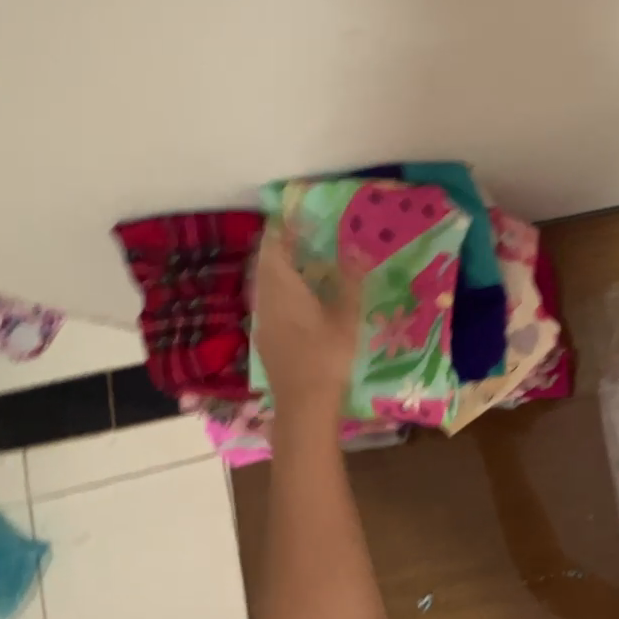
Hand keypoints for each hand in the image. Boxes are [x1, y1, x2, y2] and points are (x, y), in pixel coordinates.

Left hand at [251, 234, 360, 416]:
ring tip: (302, 263)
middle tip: (302, 236)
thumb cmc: (327, 357)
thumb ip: (349, 282)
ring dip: (279, 268)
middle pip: (265, 263)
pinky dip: (280, 289)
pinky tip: (298, 298)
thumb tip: (355, 249)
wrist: (303, 402)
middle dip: (280, 246)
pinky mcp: (265, 336)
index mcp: (283, 288)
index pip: (273, 247)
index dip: (282, 228)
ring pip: (264, 283)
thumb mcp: (346, 318)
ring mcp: (262, 319)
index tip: (295, 215)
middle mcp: (266, 298)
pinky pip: (268, 301)